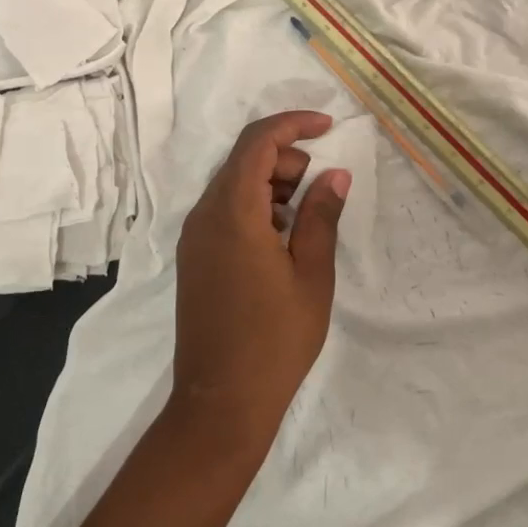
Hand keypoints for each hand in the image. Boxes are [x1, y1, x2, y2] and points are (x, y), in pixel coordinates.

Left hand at [172, 110, 351, 438]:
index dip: (293, 124)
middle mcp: (204, 215)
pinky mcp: (193, 258)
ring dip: (270, 183)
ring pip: (232, 185)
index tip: (328, 126)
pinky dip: (253, 207)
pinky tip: (280, 239)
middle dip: (285, 158)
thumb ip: (321, 216)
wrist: (221, 402)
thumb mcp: (311, 274)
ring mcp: (194, 238)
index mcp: (233, 211)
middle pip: (242, 160)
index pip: (257, 142)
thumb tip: (334, 174)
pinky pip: (223, 212)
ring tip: (304, 216)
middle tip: (320, 187)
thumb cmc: (275, 339)